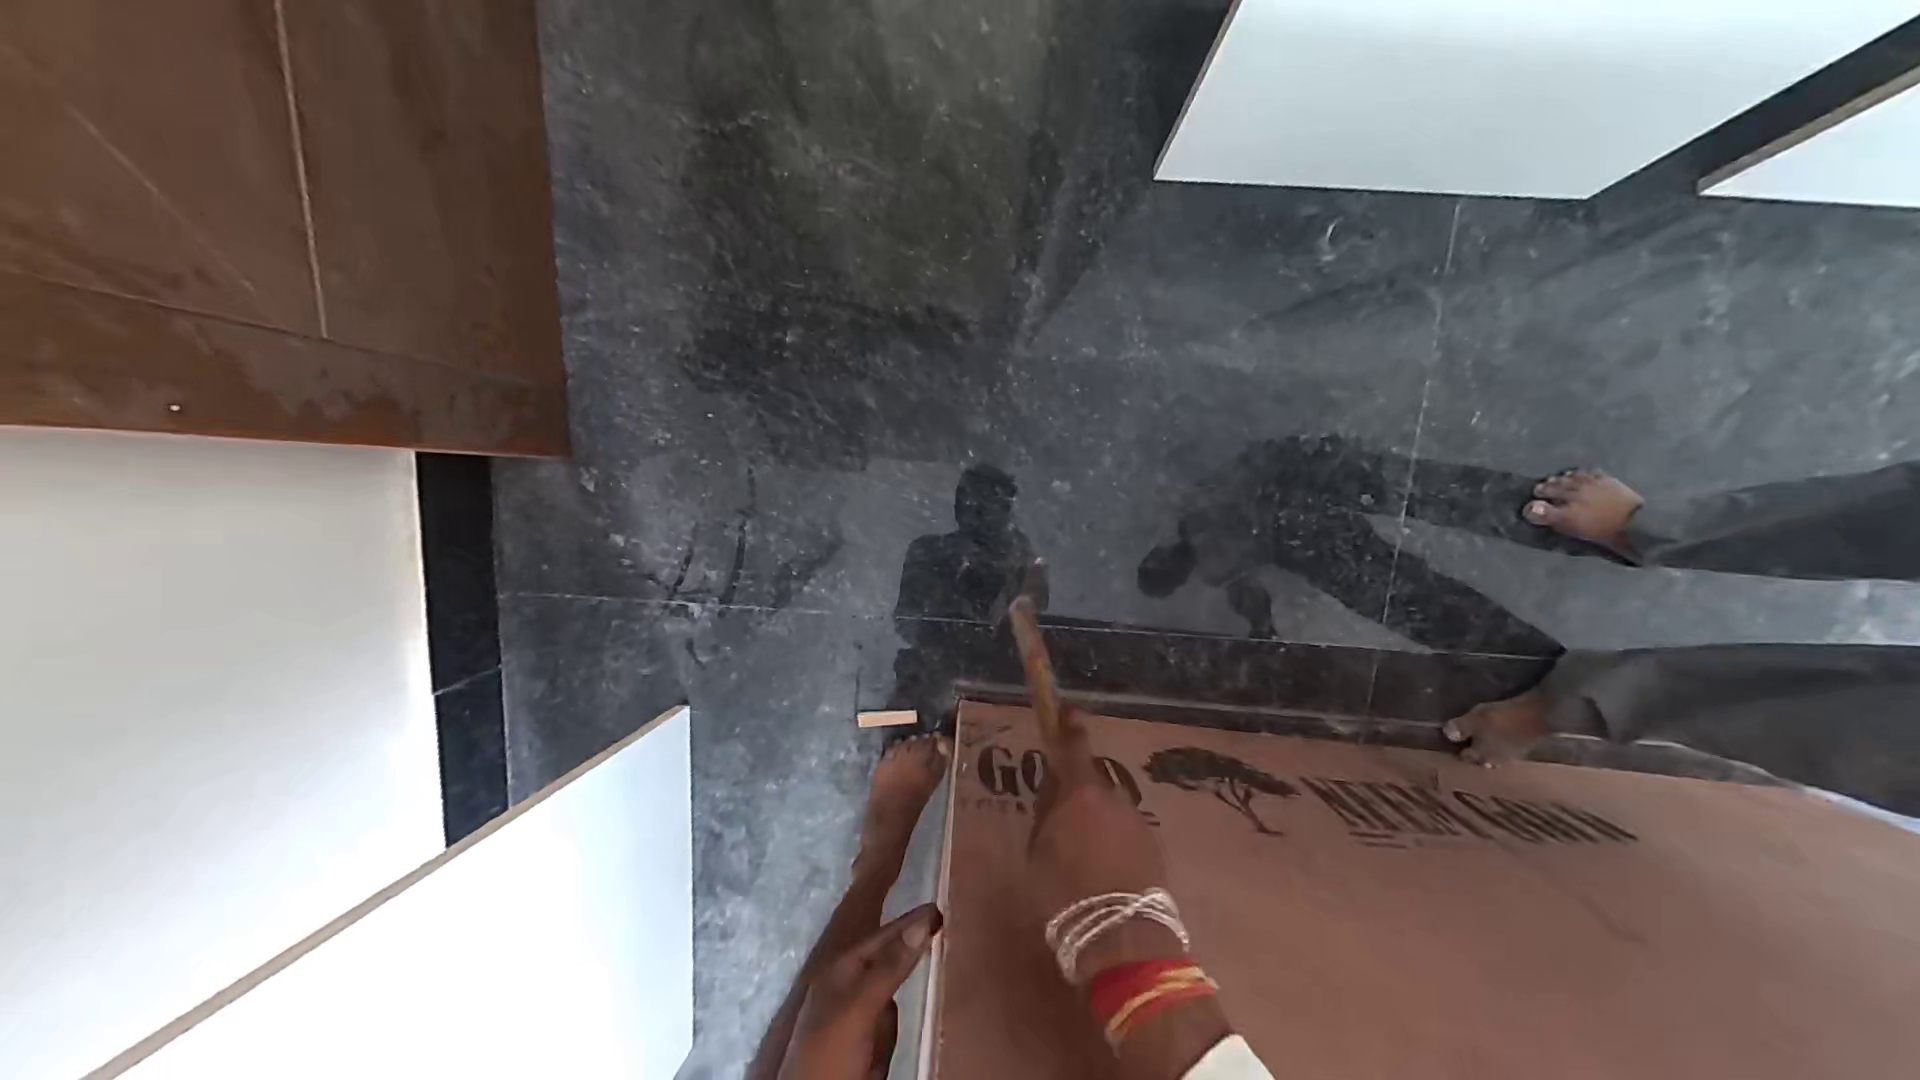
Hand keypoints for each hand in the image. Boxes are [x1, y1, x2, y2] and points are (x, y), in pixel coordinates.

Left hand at [776, 904, 941, 1079]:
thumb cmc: (828, 1056)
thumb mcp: (859, 1007)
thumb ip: (889, 966)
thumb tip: (924, 920)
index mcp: (841, 971)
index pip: (883, 936)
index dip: (910, 922)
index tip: (939, 909)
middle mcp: (848, 990)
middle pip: (888, 962)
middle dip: (907, 952)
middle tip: (939, 933)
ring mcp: (855, 1021)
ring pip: (891, 998)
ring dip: (895, 1008)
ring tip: (896, 1005)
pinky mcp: (862, 1050)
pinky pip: (887, 1034)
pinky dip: (889, 1041)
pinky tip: (874, 1061)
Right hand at [1027, 708, 1179, 979]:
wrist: (1124, 939)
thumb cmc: (1065, 893)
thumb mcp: (1037, 851)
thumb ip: (1045, 815)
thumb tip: (1053, 796)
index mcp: (1080, 793)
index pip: (1073, 747)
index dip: (1068, 726)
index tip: (1067, 710)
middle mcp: (1112, 798)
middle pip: (1090, 783)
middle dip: (1076, 794)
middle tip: (1058, 822)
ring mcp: (1137, 822)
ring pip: (1109, 810)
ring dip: (1095, 821)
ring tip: (1080, 856)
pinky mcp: (1153, 847)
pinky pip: (1124, 832)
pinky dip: (1112, 841)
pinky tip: (1103, 871)